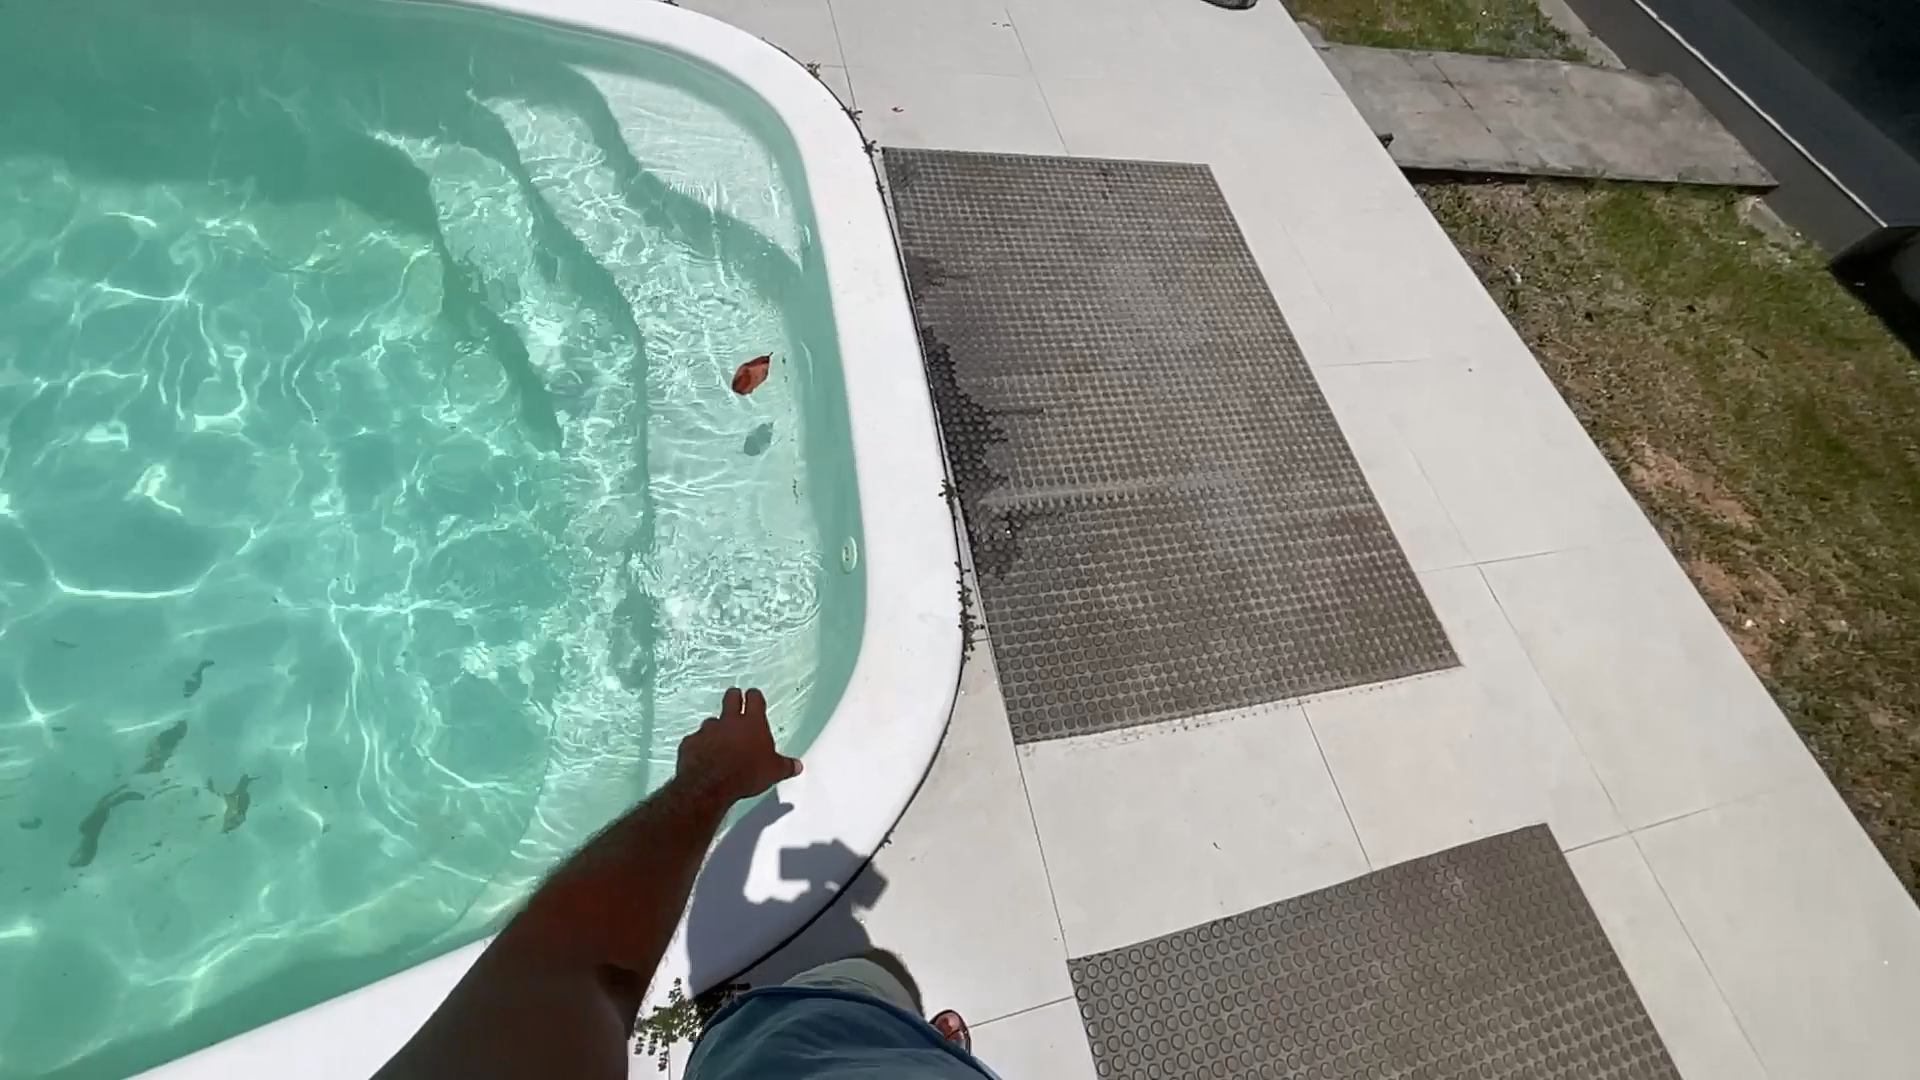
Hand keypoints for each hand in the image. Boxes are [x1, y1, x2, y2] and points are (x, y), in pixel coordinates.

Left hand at [675, 687, 801, 806]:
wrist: (711, 785)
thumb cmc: (747, 773)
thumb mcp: (773, 771)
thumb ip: (785, 766)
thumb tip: (796, 766)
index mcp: (753, 722)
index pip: (754, 698)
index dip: (754, 696)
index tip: (754, 696)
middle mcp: (729, 720)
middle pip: (731, 697)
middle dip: (733, 697)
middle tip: (735, 700)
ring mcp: (708, 730)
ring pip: (711, 721)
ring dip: (715, 728)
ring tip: (718, 741)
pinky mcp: (690, 742)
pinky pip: (695, 740)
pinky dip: (698, 746)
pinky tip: (701, 757)